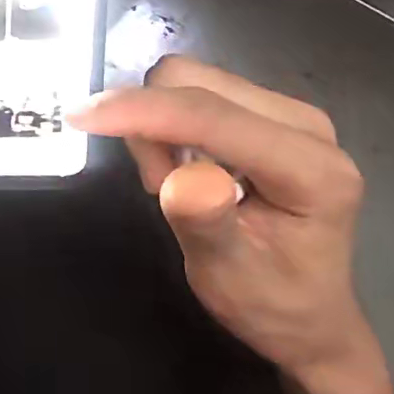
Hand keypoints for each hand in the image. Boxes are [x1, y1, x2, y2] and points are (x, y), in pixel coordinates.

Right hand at [67, 56, 393, 393]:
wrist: (309, 316)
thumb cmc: (270, 304)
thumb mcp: (231, 279)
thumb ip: (207, 224)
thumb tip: (182, 180)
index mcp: (312, 169)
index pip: (211, 117)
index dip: (142, 111)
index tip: (81, 117)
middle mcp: (304, 123)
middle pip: (193, 82)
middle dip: (150, 124)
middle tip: (156, 184)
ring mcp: (285, 108)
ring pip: (187, 77)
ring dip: (156, 121)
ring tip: (171, 178)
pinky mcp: (264, 105)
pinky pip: (193, 86)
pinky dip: (168, 118)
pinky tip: (183, 160)